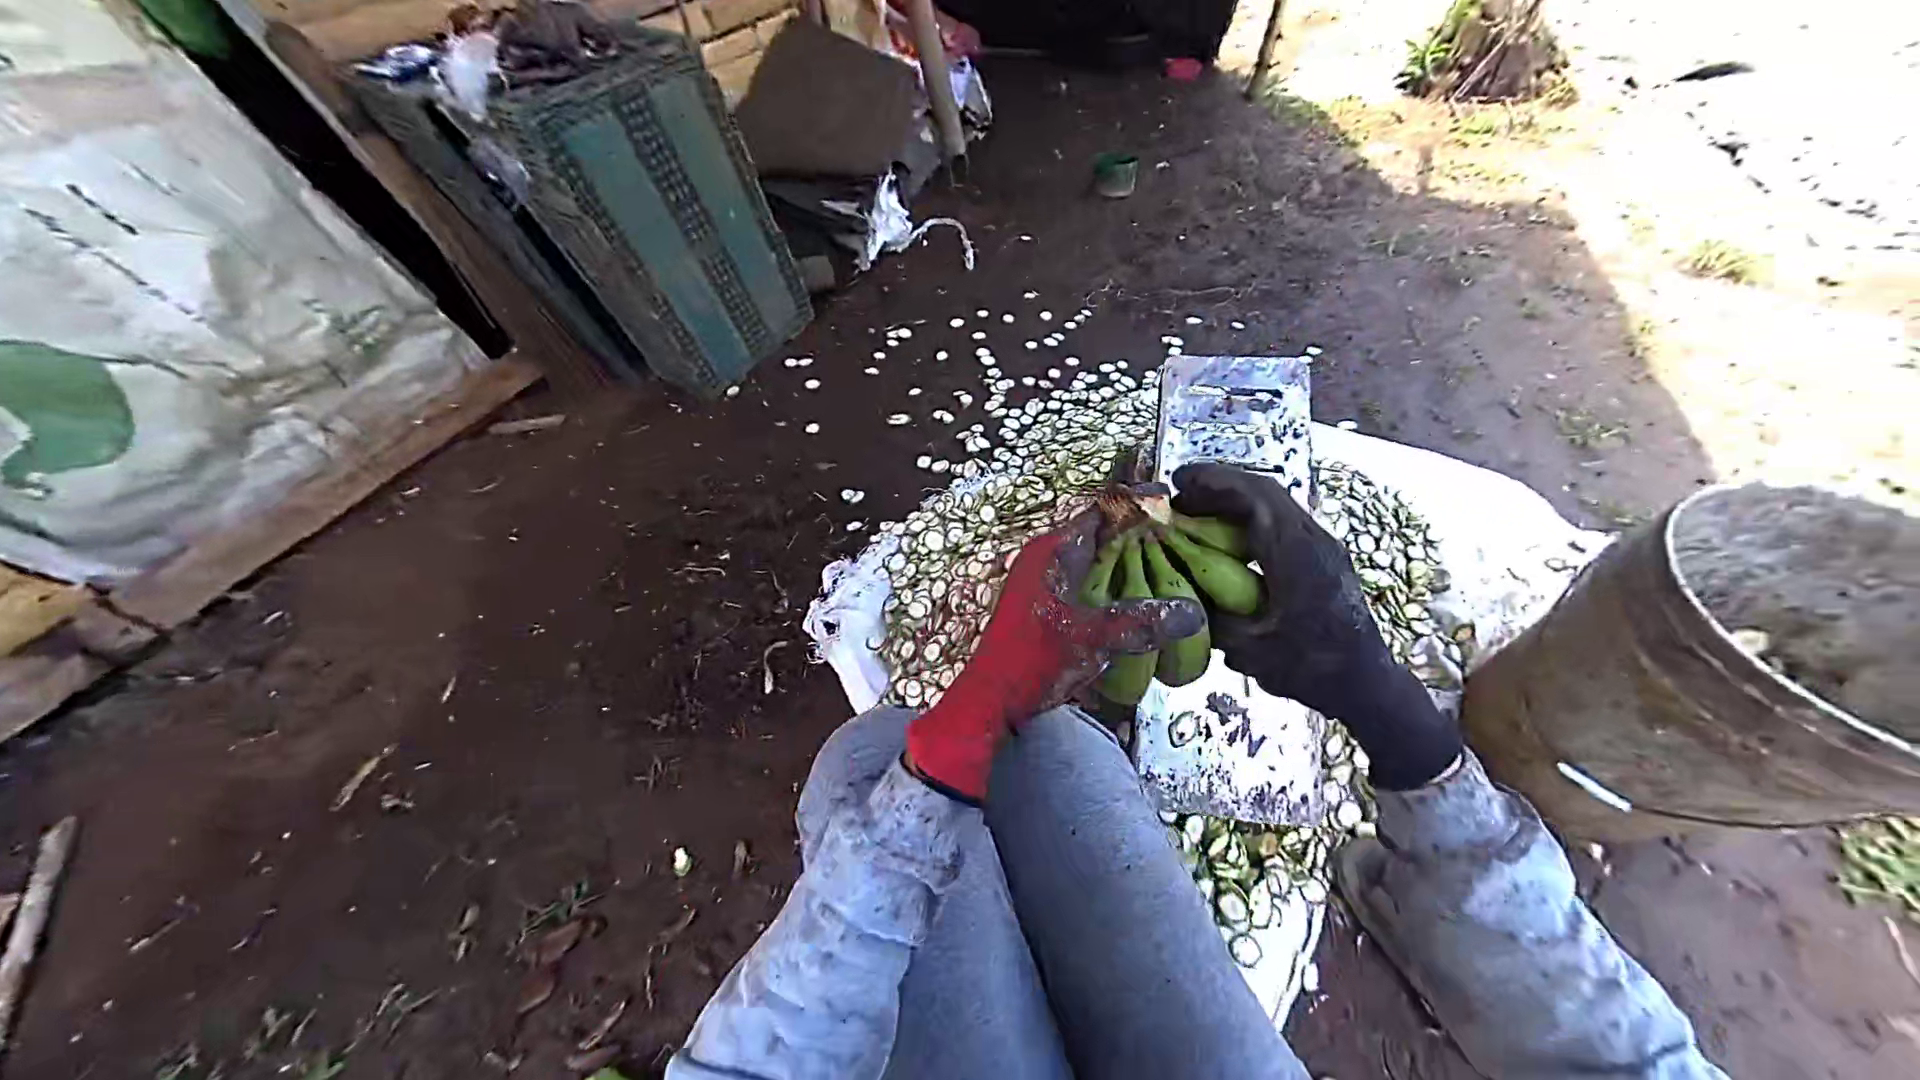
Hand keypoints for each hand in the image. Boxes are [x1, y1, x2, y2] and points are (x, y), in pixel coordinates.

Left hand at [904, 512, 1202, 801]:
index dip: (1135, 504)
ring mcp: (1045, 583)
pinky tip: (1138, 602)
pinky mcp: (1047, 607)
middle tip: (1179, 536)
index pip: (1101, 512)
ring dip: (1126, 561)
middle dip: (1137, 534)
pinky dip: (1114, 585)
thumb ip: (1139, 622)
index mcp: (1052, 553)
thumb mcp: (1089, 639)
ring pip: (1095, 560)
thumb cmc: (1031, 662)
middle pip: (1101, 534)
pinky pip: (1088, 583)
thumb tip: (1192, 611)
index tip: (1169, 500)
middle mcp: (1046, 560)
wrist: (990, 701)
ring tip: (1169, 564)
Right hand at [1171, 463, 1460, 789]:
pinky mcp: (1320, 558)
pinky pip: (1278, 524)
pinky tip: (1222, 542)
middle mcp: (1312, 540)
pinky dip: (1245, 521)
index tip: (1179, 480)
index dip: (1215, 481)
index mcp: (1297, 554)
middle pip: (1263, 493)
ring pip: (1272, 506)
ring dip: (1231, 504)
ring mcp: (1320, 546)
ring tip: (1194, 516)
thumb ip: (1210, 615)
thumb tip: (1173, 591)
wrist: (1366, 685)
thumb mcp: (1250, 649)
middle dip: (1217, 489)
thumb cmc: (1312, 667)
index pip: (1257, 497)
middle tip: (1178, 500)